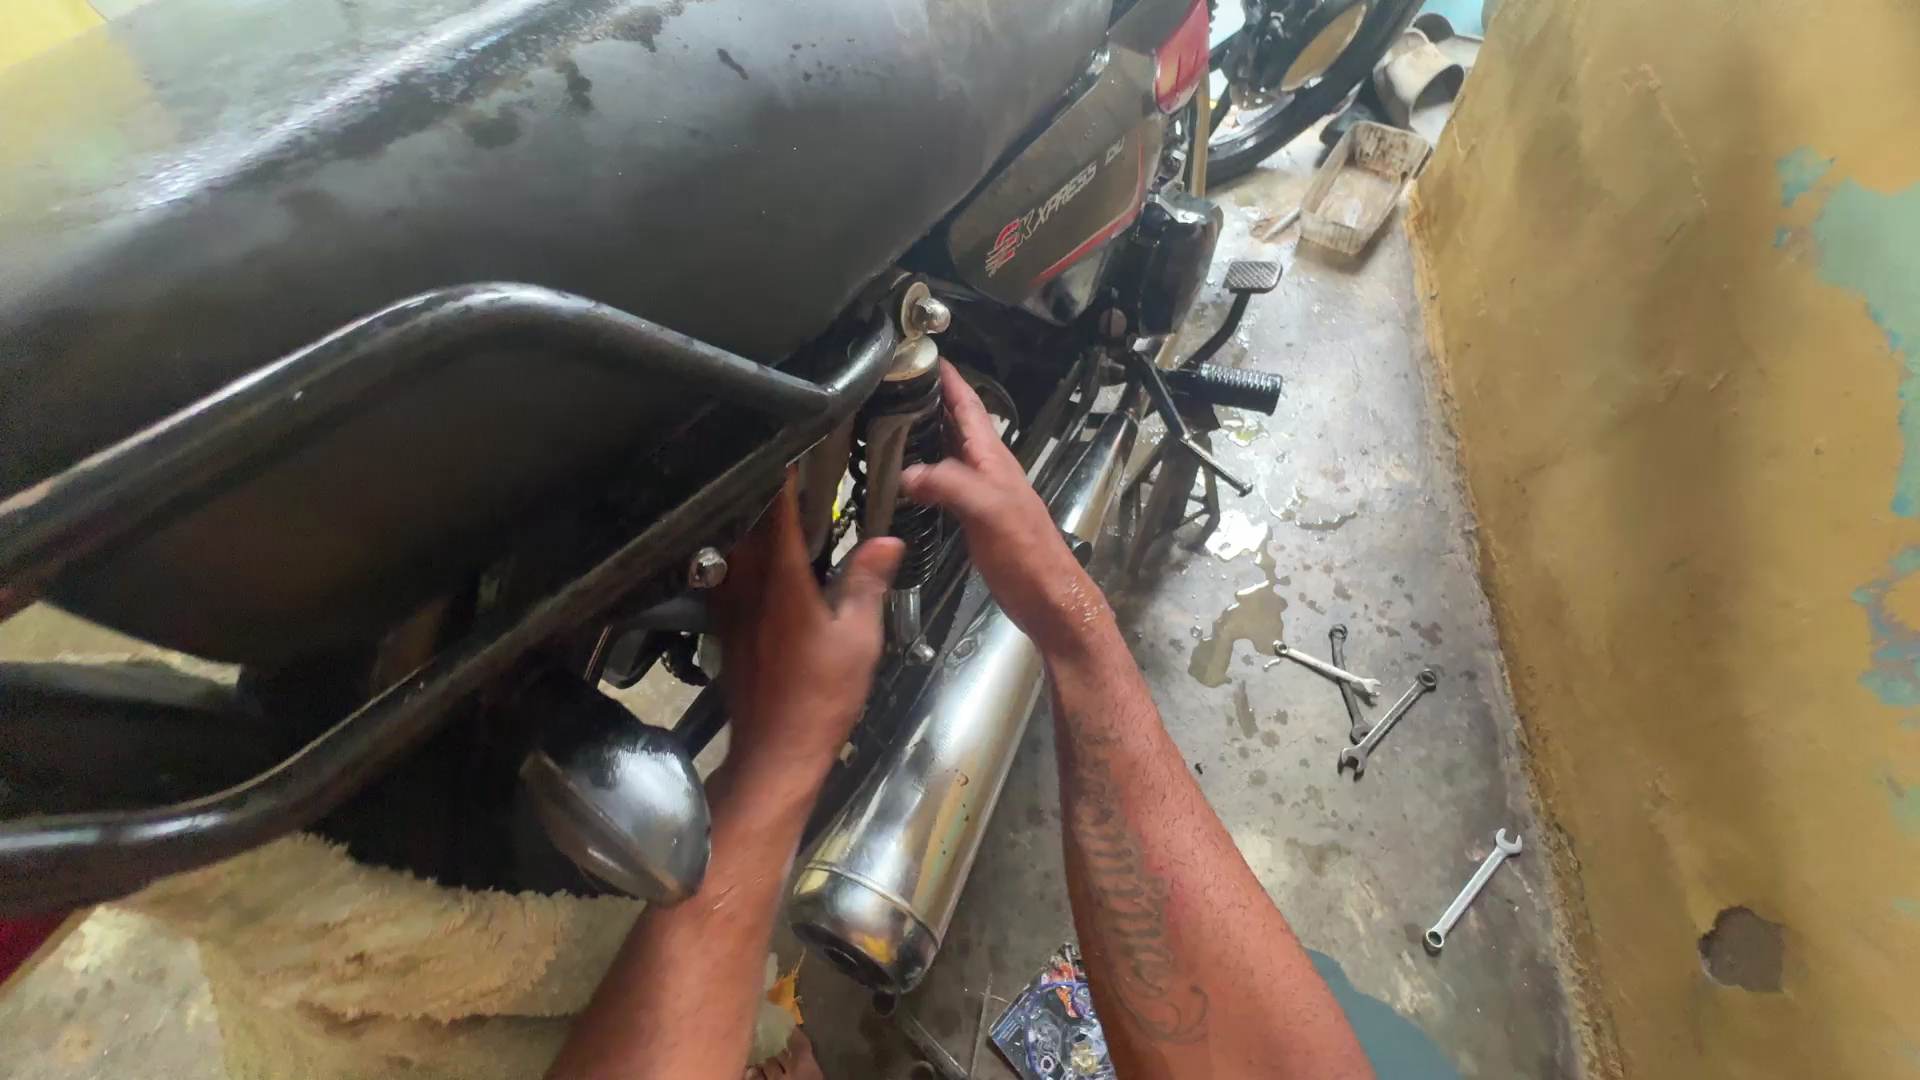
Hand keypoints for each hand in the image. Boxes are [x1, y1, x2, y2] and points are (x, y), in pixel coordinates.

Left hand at [711, 477, 901, 787]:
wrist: (778, 751)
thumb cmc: (823, 696)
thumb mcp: (859, 638)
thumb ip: (867, 583)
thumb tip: (886, 540)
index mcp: (783, 581)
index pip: (778, 512)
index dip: (785, 476)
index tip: (796, 450)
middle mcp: (749, 586)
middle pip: (749, 522)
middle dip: (768, 492)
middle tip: (791, 470)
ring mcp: (731, 607)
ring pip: (735, 546)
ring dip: (752, 520)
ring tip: (777, 503)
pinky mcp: (726, 627)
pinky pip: (729, 573)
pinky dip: (743, 552)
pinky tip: (760, 555)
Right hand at [901, 362, 1111, 655]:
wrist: (1047, 598)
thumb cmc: (1027, 554)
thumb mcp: (990, 512)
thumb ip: (951, 485)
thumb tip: (905, 472)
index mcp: (993, 458)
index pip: (969, 405)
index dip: (949, 378)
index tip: (921, 352)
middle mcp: (986, 469)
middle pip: (955, 424)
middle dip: (927, 400)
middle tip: (889, 386)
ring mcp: (980, 493)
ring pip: (947, 452)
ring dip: (922, 434)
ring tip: (886, 424)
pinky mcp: (972, 518)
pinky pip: (943, 483)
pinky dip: (922, 473)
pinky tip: (903, 478)